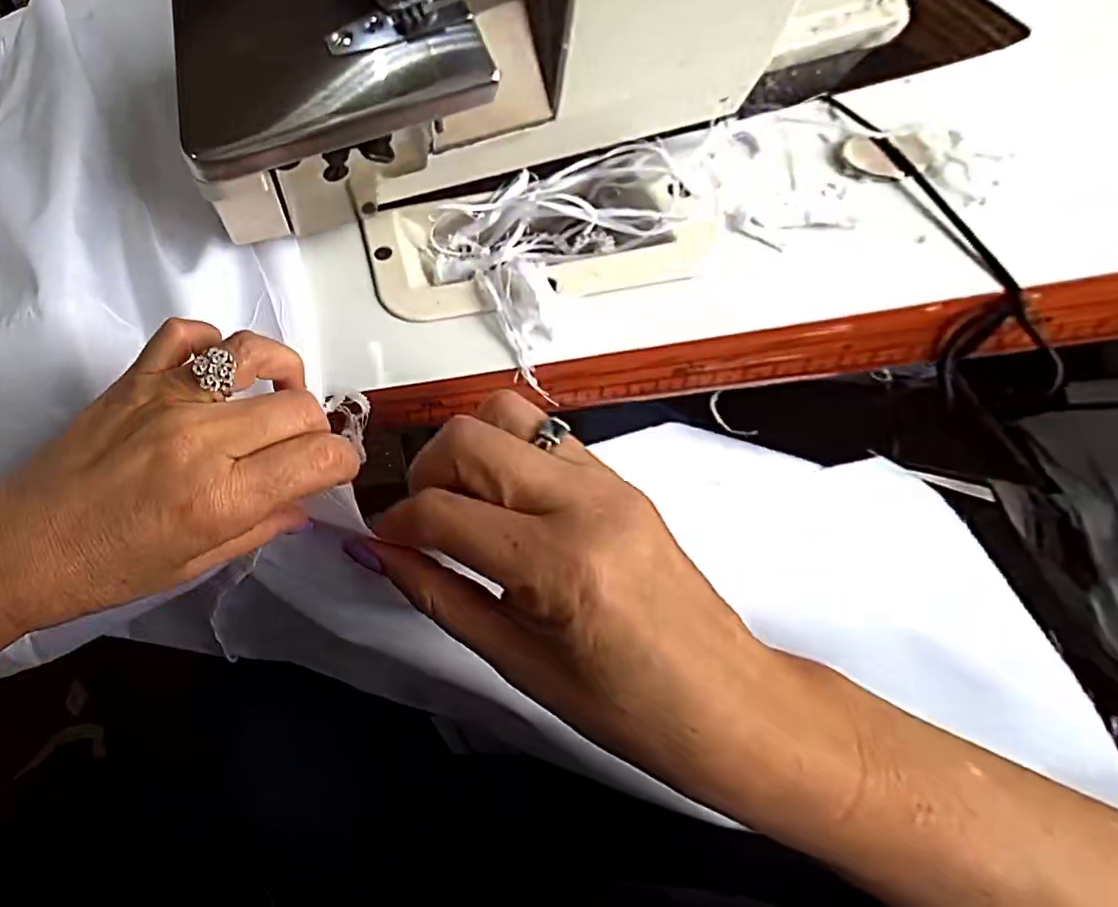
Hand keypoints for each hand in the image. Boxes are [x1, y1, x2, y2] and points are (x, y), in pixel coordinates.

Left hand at [0, 319, 361, 672]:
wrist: (22, 546)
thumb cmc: (106, 570)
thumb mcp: (194, 564)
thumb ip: (260, 525)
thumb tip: (303, 500)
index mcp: (220, 498)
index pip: (319, 457)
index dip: (341, 462)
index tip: (331, 470)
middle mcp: (201, 438)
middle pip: (298, 405)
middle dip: (316, 428)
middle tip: (299, 448)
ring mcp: (165, 398)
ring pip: (253, 352)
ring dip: (282, 370)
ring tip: (277, 393)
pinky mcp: (134, 378)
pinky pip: (186, 332)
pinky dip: (213, 342)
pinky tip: (217, 370)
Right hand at [362, 391, 789, 782]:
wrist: (732, 705)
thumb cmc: (634, 705)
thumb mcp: (515, 660)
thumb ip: (437, 593)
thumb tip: (386, 554)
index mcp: (559, 564)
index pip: (442, 511)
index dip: (397, 524)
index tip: (387, 539)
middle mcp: (585, 504)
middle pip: (466, 439)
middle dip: (423, 473)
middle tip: (418, 517)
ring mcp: (607, 482)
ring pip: (503, 412)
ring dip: (462, 448)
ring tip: (457, 496)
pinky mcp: (618, 477)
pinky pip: (541, 430)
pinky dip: (501, 449)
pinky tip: (498, 496)